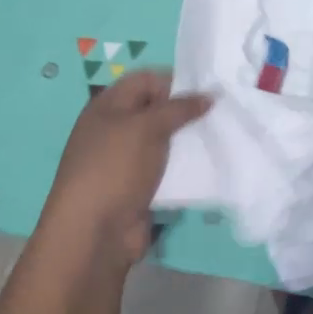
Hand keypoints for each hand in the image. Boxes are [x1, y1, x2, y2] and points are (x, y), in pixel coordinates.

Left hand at [42, 70, 211, 262]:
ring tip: (220, 136)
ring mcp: (126, 161)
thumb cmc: (114, 168)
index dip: (173, 81)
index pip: (145, 80)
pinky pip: (166, 168)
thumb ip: (179, 107)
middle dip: (186, 110)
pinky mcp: (138, 187)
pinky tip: (208, 164)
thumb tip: (209, 95)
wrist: (92, 234)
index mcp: (107, 107)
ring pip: (164, 140)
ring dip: (188, 139)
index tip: (205, 90)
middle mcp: (115, 130)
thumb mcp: (146, 127)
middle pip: (156, 109)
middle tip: (219, 112)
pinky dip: (184, 166)